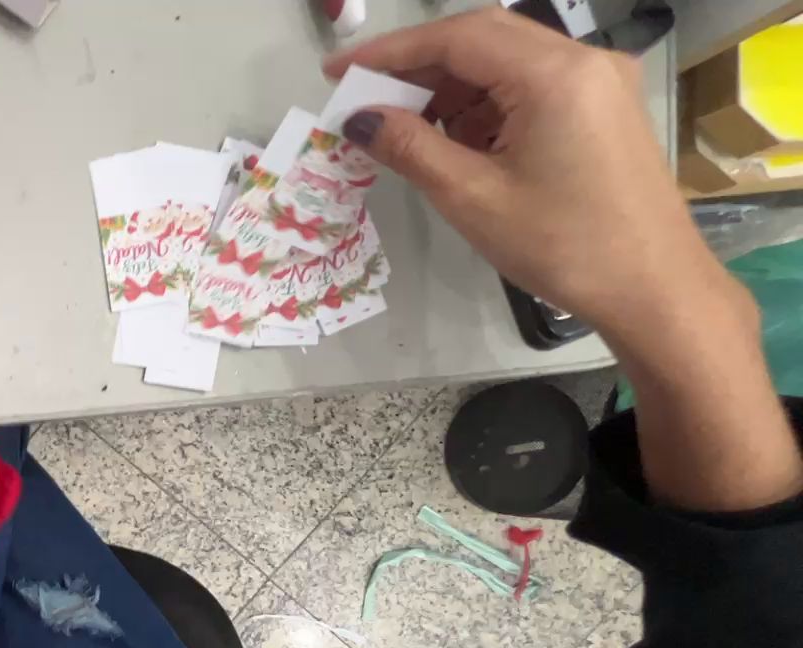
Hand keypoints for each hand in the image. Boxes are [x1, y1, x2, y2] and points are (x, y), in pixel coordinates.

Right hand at [324, 8, 726, 332]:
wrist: (643, 276)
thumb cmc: (555, 240)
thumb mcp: (470, 196)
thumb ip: (411, 148)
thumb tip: (358, 119)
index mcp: (554, 76)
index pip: (461, 38)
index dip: (391, 50)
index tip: (337, 71)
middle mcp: (579, 62)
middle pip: (481, 40)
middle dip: (411, 65)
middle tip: (354, 96)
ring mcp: (589, 83)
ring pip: (497, 64)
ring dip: (437, 88)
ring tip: (385, 125)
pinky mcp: (588, 108)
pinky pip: (516, 90)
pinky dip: (467, 106)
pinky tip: (434, 137)